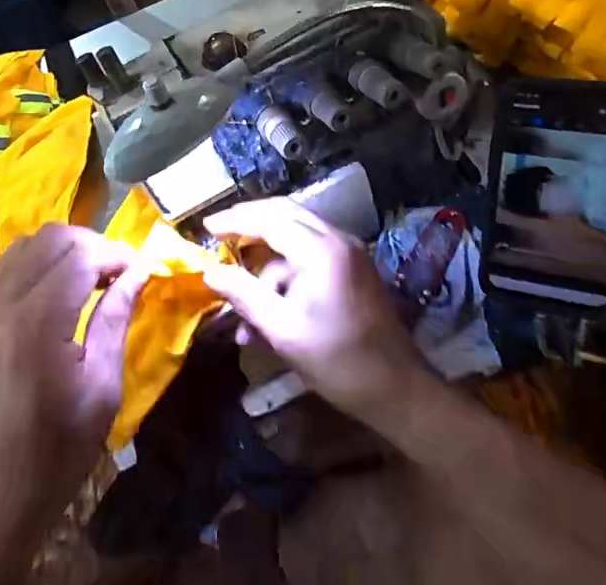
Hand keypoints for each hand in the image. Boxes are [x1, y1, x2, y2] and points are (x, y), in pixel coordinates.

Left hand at [0, 225, 148, 583]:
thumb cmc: (57, 453)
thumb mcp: (102, 391)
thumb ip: (116, 322)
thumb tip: (138, 273)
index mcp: (41, 321)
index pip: (82, 254)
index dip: (117, 254)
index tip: (140, 272)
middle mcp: (3, 304)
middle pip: (50, 239)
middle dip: (90, 245)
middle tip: (115, 274)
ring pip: (18, 247)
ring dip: (55, 251)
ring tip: (81, 279)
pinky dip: (8, 266)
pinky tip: (28, 287)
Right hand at [201, 198, 428, 424]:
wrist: (399, 391)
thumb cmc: (340, 362)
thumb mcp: (283, 330)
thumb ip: (244, 295)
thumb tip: (209, 272)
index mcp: (322, 251)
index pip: (270, 219)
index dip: (234, 221)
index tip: (206, 228)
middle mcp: (338, 240)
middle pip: (284, 214)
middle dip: (248, 224)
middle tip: (218, 235)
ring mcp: (348, 253)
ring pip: (294, 237)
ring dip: (264, 261)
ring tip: (238, 298)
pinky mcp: (351, 269)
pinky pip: (308, 257)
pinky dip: (283, 275)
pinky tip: (265, 312)